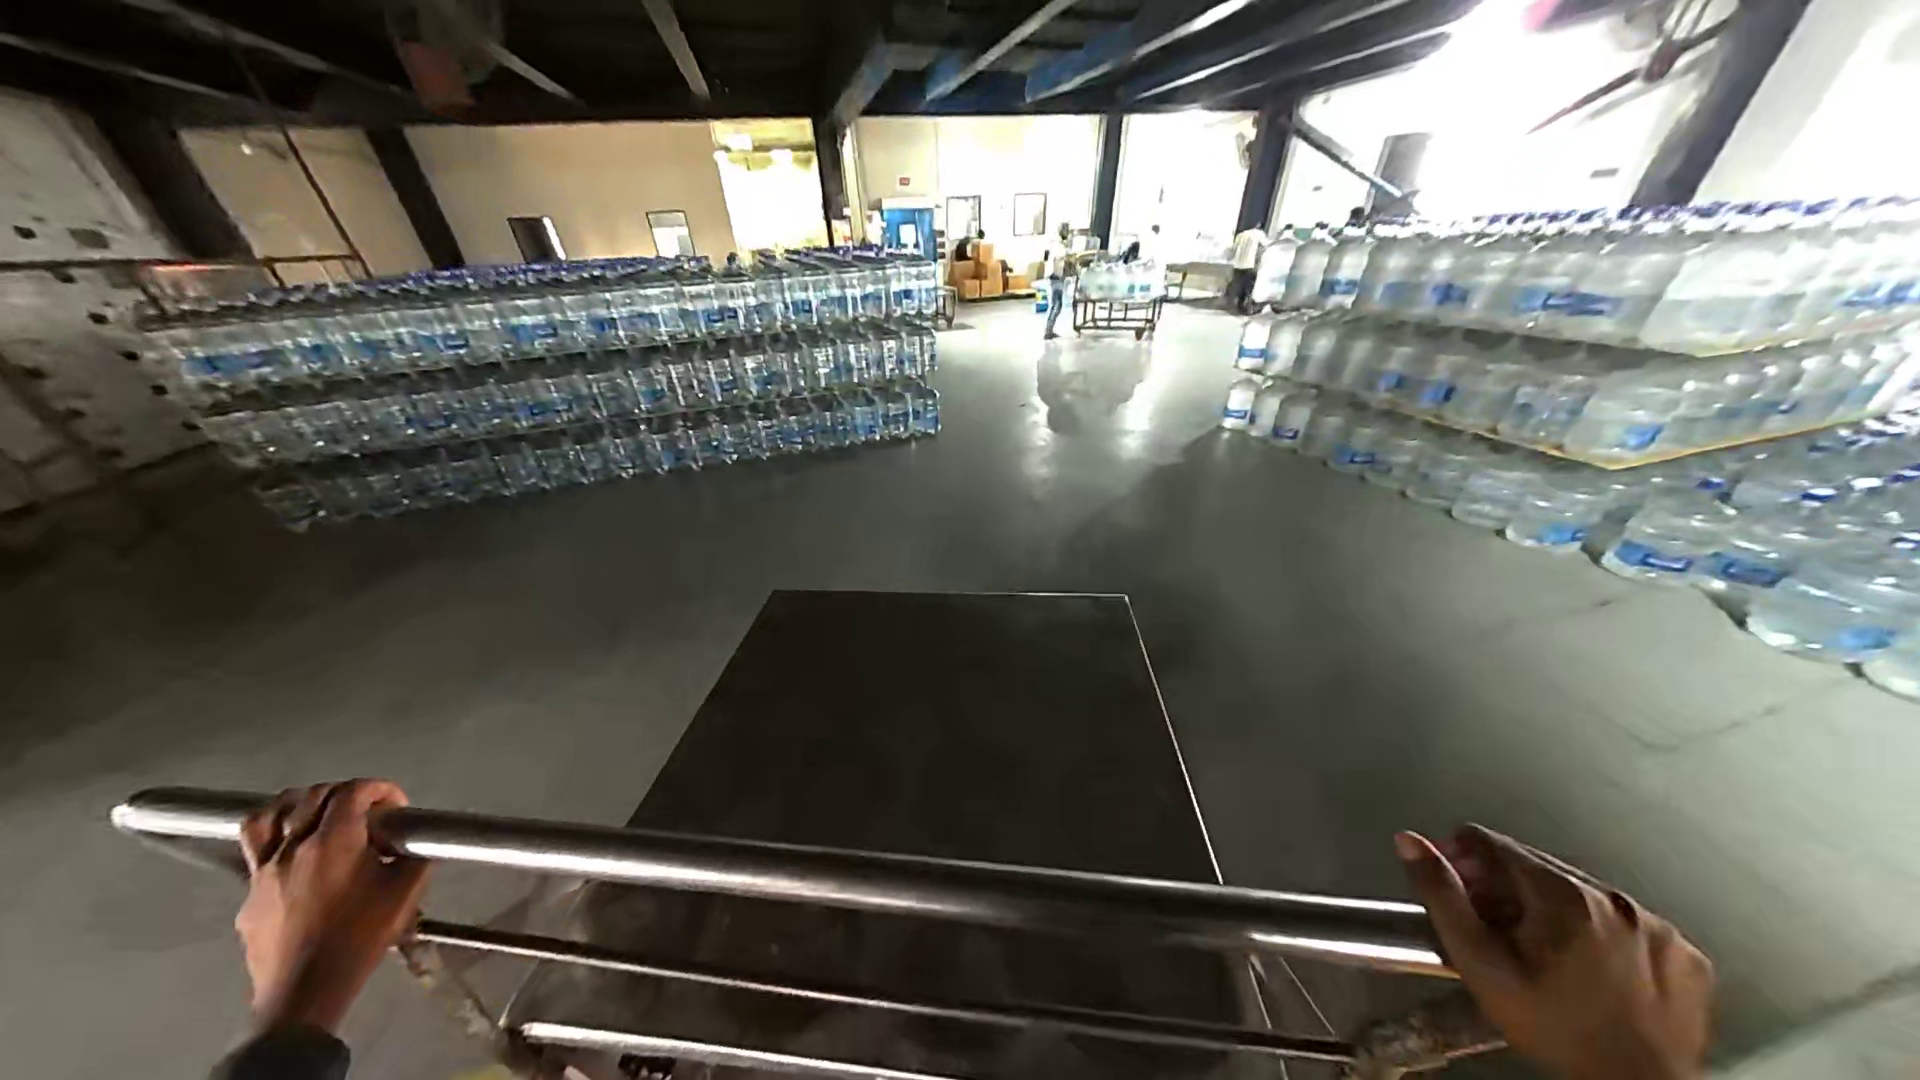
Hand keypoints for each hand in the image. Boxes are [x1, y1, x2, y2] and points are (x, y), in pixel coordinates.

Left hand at [236, 779, 429, 1034]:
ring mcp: (262, 872)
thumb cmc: (362, 933)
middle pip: (311, 796)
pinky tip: (298, 853)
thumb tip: (416, 841)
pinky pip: (255, 851)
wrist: (306, 988)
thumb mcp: (407, 888)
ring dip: (296, 803)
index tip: (395, 804)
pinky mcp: (248, 896)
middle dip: (344, 791)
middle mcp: (292, 848)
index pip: (352, 791)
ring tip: (317, 809)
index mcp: (334, 841)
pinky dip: (278, 837)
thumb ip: (415, 854)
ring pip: (266, 816)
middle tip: (367, 808)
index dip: (379, 788)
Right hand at [1396, 826, 1713, 1079]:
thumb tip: (1409, 840)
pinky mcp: (1686, 954)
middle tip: (1490, 926)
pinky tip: (1586, 964)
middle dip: (1502, 885)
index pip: (1491, 843)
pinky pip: (1622, 920)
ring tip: (1536, 949)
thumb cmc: (1550, 1028)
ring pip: (1578, 890)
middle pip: (1533, 865)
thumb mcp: (1478, 961)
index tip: (1455, 887)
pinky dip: (1596, 930)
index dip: (1461, 859)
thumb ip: (1440, 893)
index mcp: (1563, 895)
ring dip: (1547, 905)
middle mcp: (1615, 899)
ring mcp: (1658, 927)